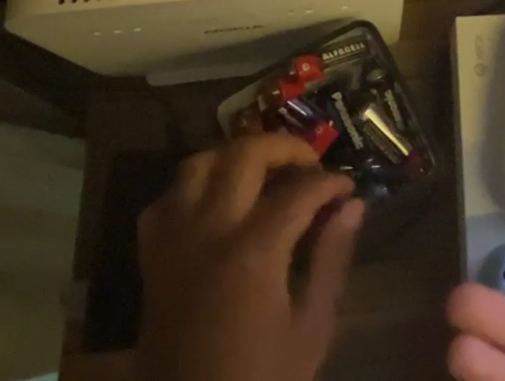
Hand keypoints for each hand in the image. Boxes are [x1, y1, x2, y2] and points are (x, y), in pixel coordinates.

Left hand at [135, 134, 365, 380]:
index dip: (331, 180)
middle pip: (244, 156)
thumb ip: (332, 258)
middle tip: (311, 165)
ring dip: (235, 157)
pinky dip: (191, 190)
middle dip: (285, 148)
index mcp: (253, 252)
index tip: (348, 186)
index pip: (300, 190)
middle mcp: (209, 233)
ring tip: (264, 172)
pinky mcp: (151, 261)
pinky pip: (165, 202)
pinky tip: (215, 205)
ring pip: (198, 165)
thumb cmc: (262, 379)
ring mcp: (174, 244)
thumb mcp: (312, 328)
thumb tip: (353, 205)